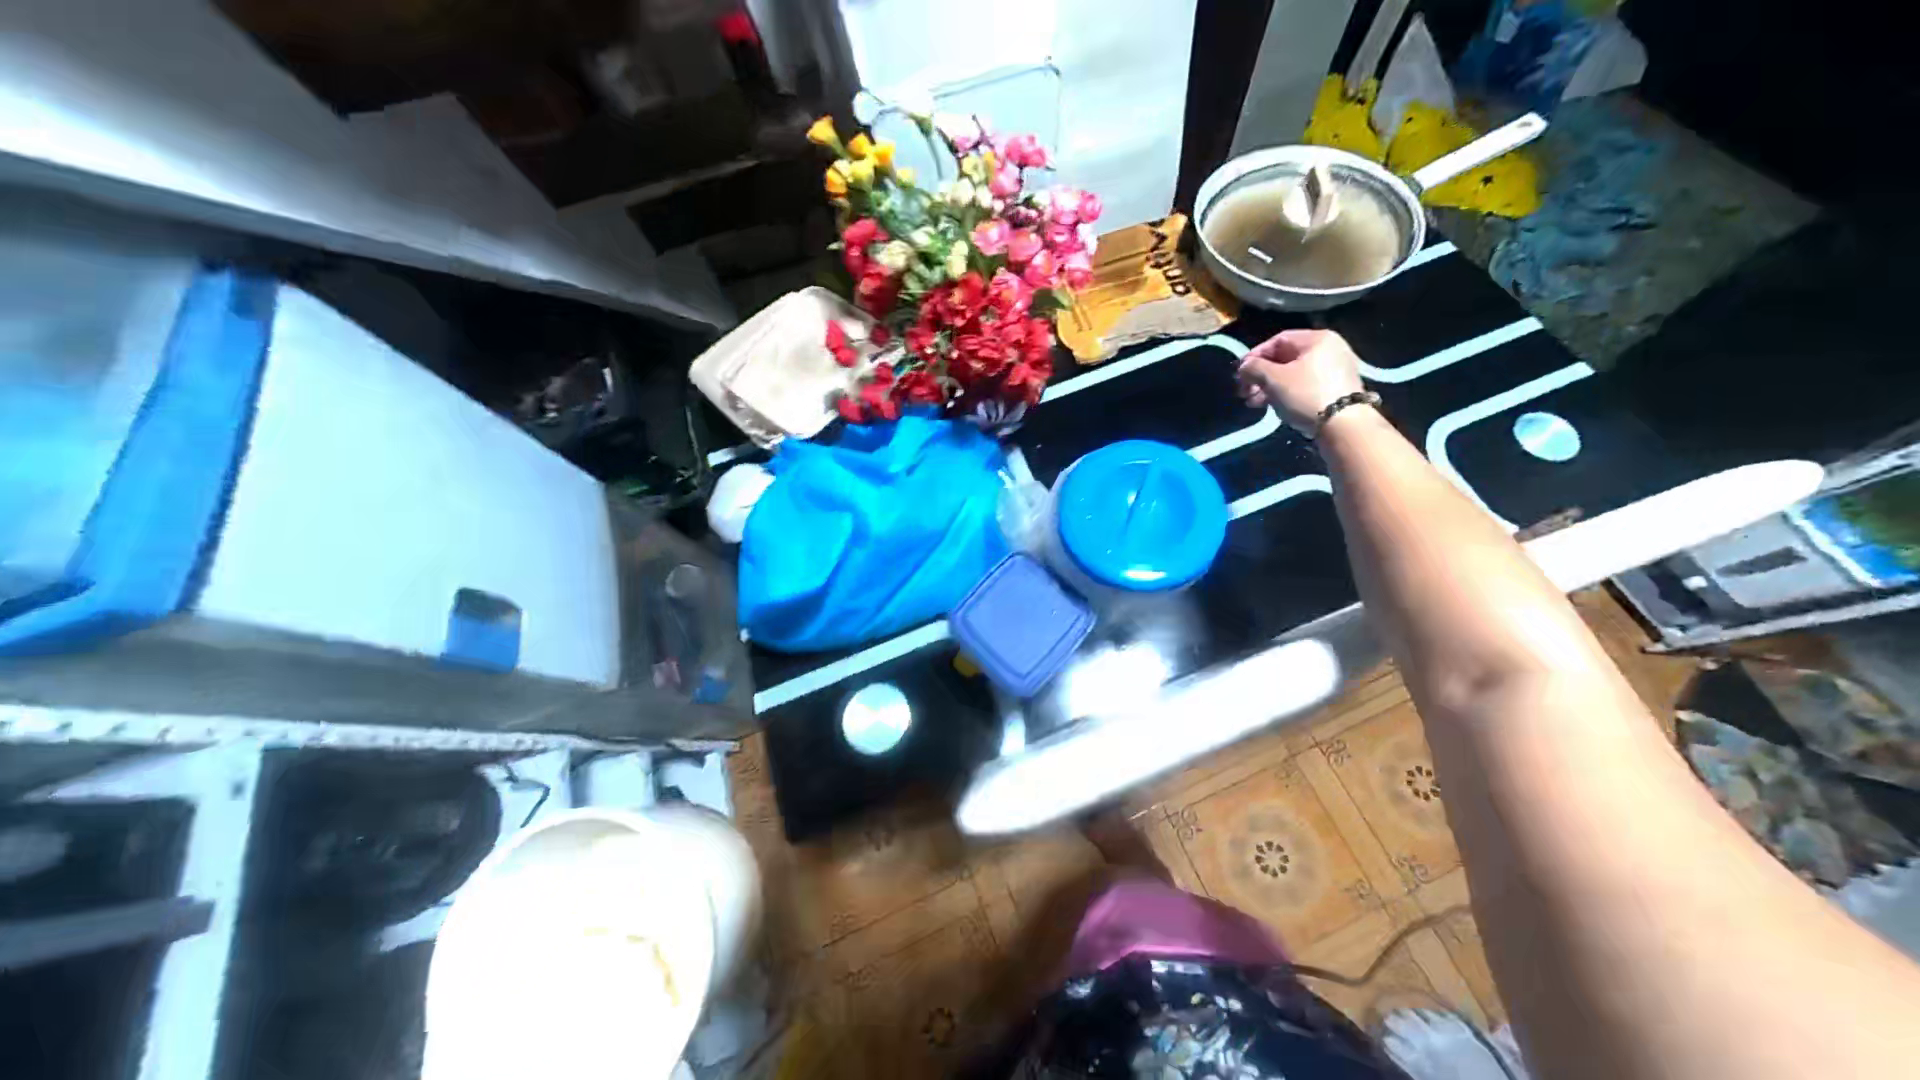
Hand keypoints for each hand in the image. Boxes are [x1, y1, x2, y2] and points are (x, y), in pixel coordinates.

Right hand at [1236, 329, 1366, 433]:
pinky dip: (1287, 393)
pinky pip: (1305, 385)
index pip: (1278, 340)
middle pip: (1285, 358)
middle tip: (1244, 392)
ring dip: (1270, 387)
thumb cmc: (1306, 395)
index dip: (1254, 356)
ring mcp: (1336, 370)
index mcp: (1317, 339)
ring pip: (1293, 374)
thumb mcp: (1273, 379)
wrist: (1343, 426)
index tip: (1240, 374)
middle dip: (1260, 376)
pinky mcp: (1337, 389)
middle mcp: (1330, 349)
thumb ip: (1253, 368)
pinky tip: (1274, 406)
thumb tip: (1244, 367)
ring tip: (1254, 403)